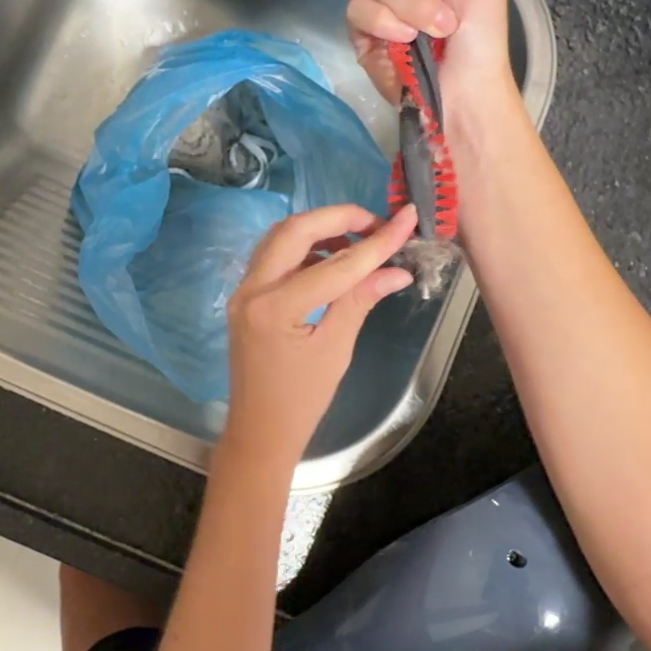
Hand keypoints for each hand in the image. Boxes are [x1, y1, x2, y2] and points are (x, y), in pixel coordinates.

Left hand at [220, 205, 418, 470]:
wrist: (260, 431)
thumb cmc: (301, 400)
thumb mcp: (336, 349)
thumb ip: (360, 300)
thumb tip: (397, 269)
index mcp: (275, 307)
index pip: (335, 264)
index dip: (376, 242)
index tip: (406, 219)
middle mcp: (251, 290)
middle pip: (295, 230)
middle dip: (339, 218)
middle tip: (377, 224)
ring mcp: (243, 291)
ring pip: (280, 239)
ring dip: (319, 230)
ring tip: (359, 240)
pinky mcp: (245, 297)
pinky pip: (274, 258)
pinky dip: (303, 250)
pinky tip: (332, 261)